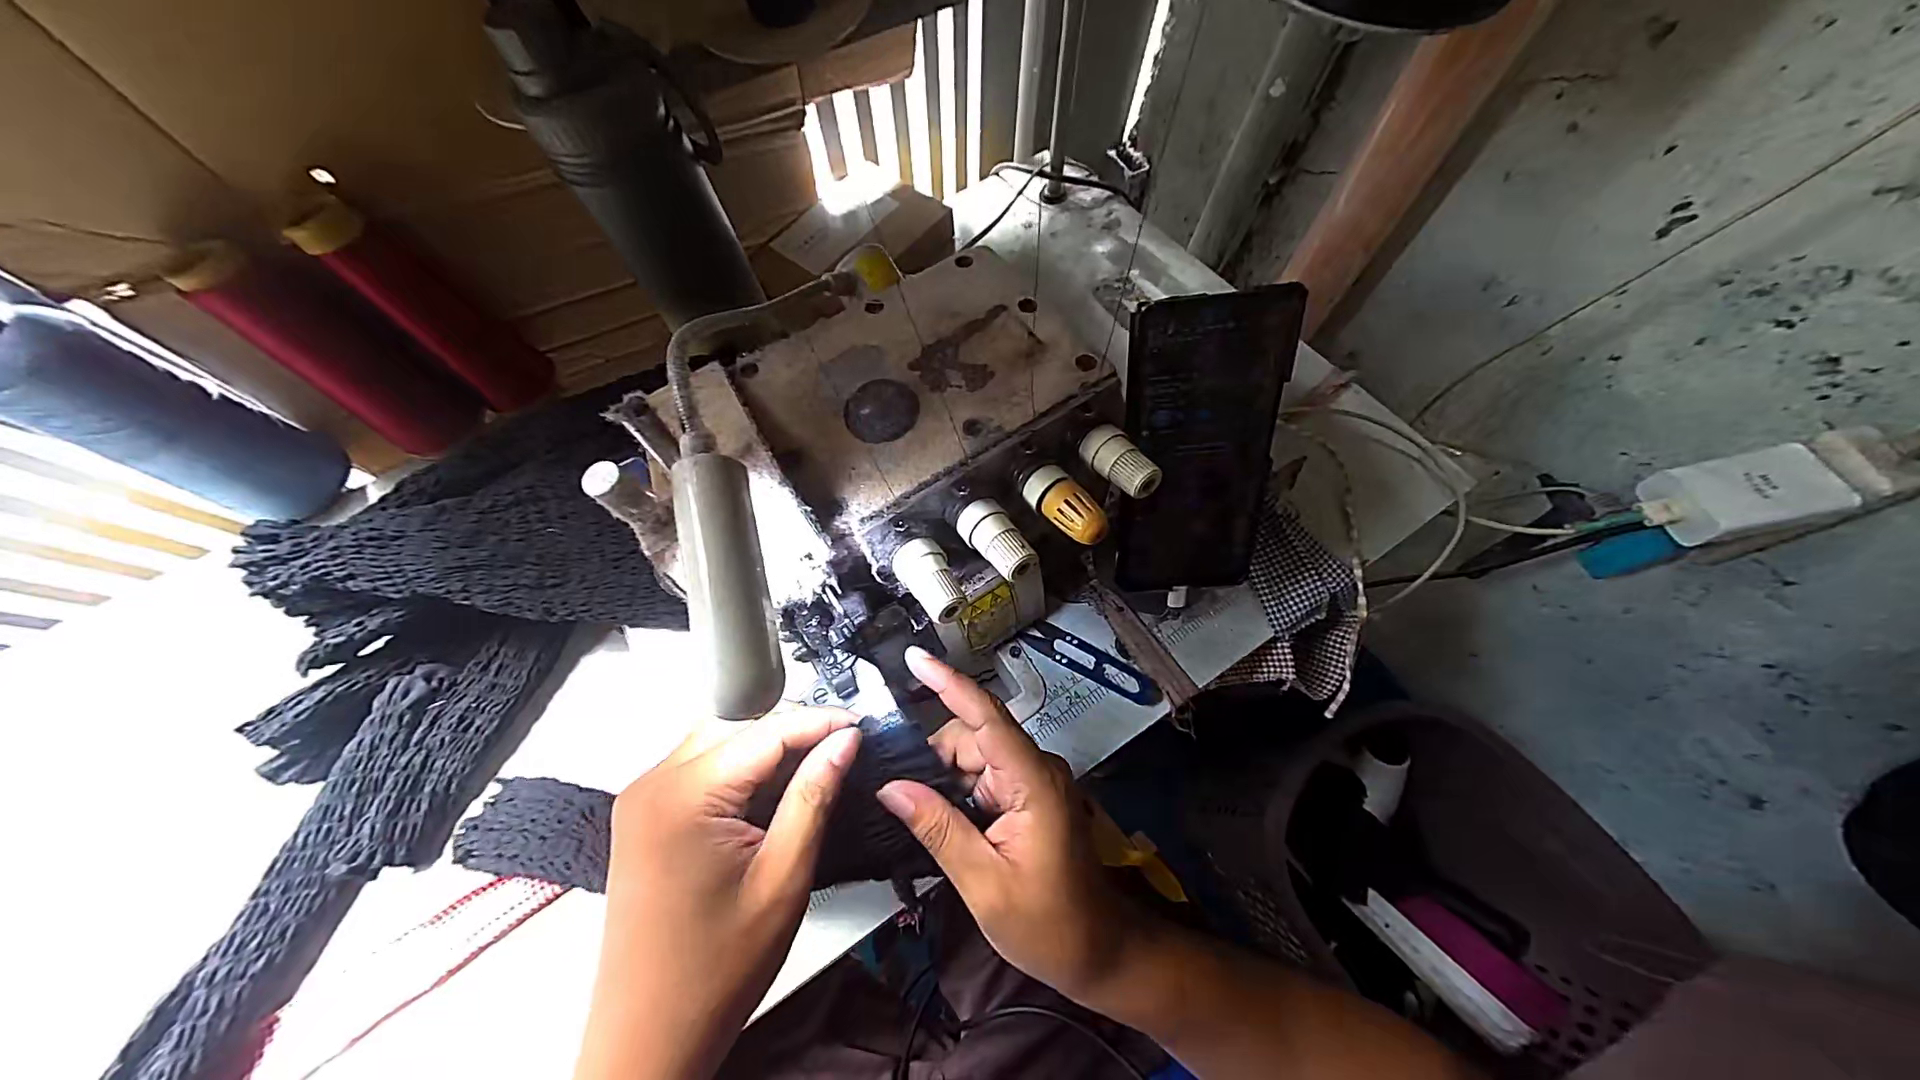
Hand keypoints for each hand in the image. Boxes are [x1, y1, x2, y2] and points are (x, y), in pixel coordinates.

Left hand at [575, 707, 861, 1079]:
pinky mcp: (642, 819)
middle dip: (791, 731)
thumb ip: (814, 797)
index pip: (765, 731)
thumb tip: (842, 743)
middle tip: (840, 746)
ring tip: (811, 767)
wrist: (648, 1038)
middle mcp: (652, 788)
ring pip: (717, 742)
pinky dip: (737, 770)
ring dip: (764, 749)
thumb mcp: (783, 877)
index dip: (819, 721)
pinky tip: (768, 792)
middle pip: (736, 727)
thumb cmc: (711, 973)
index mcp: (683, 798)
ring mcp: (641, 803)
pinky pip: (697, 769)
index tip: (857, 723)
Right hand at [875, 646, 1143, 1004]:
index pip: (986, 717)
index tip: (916, 659)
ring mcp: (1034, 780)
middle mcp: (1036, 769)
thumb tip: (893, 789)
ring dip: (947, 783)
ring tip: (941, 829)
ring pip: (973, 756)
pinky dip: (961, 793)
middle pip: (971, 737)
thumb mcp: (985, 883)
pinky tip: (952, 825)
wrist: (1100, 950)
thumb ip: (938, 829)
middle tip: (913, 808)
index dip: (948, 683)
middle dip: (936, 763)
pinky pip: (983, 776)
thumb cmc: (1052, 925)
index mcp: (1033, 781)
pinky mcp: (1029, 795)